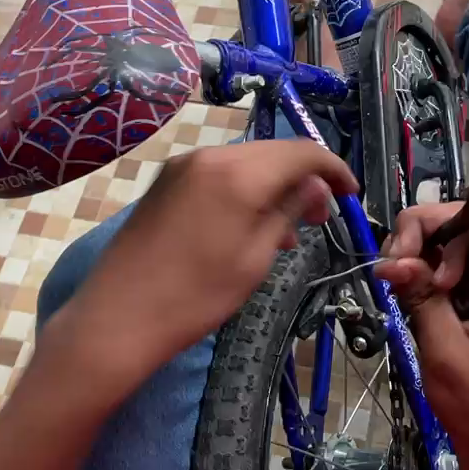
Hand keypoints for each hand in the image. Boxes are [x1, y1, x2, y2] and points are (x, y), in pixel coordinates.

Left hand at [45, 140, 357, 400]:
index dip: (333, 169)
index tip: (351, 194)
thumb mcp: (255, 259)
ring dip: (275, 184)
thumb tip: (315, 188)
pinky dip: (245, 189)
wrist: (117, 318)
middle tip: (320, 218)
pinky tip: (252, 224)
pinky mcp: (166, 181)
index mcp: (238, 173)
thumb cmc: (195, 297)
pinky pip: (219, 173)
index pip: (302, 152)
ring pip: (247, 161)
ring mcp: (183, 165)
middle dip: (304, 178)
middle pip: (274, 152)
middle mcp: (210, 155)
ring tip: (289, 229)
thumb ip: (288, 213)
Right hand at [376, 204, 468, 458]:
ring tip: (393, 272)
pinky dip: (421, 264)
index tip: (423, 255)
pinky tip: (401, 279)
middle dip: (428, 233)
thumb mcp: (444, 347)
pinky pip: (447, 263)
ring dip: (419, 247)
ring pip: (454, 240)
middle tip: (395, 261)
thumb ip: (422, 296)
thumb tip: (390, 260)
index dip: (456, 225)